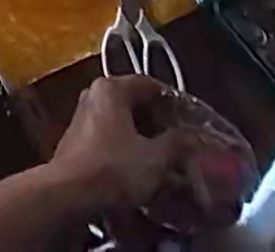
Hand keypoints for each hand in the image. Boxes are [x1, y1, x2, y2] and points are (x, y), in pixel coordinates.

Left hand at [48, 75, 190, 211]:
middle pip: (136, 99)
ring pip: (125, 116)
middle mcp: (94, 93)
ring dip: (148, 133)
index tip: (196, 121)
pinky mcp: (82, 132)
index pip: (149, 84)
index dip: (175, 101)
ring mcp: (85, 111)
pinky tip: (147, 161)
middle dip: (162, 120)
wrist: (72, 189)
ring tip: (173, 154)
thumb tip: (202, 135)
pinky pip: (113, 129)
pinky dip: (132, 140)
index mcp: (110, 89)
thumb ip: (180, 143)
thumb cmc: (114, 167)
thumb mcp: (156, 157)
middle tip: (188, 141)